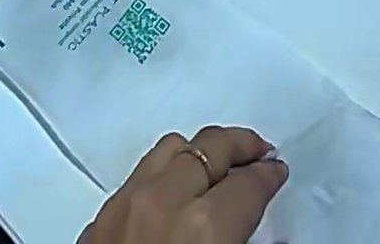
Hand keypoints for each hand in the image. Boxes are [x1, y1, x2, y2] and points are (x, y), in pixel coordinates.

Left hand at [78, 126, 288, 243]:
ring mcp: (128, 202)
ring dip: (202, 150)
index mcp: (204, 230)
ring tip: (220, 164)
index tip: (279, 170)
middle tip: (261, 151)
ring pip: (173, 147)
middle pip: (211, 147)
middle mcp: (165, 202)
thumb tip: (267, 235)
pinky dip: (168, 167)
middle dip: (242, 145)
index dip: (268, 175)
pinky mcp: (101, 214)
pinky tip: (178, 185)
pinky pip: (143, 169)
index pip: (247, 186)